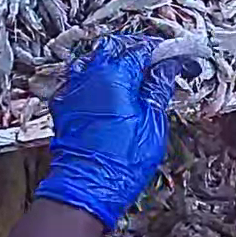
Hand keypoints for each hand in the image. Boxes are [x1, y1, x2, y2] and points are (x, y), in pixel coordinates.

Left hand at [35, 35, 191, 228]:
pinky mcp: (64, 106)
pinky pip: (78, 80)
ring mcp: (73, 89)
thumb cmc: (120, 161)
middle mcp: (89, 75)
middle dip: (135, 50)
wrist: (87, 187)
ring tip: (131, 75)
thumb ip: (158, 89)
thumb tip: (167, 68)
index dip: (159, 50)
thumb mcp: (152, 123)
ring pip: (93, 61)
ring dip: (112, 62)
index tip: (171, 55)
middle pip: (113, 48)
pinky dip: (94, 79)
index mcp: (114, 74)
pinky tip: (106, 91)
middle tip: (154, 62)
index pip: (140, 49)